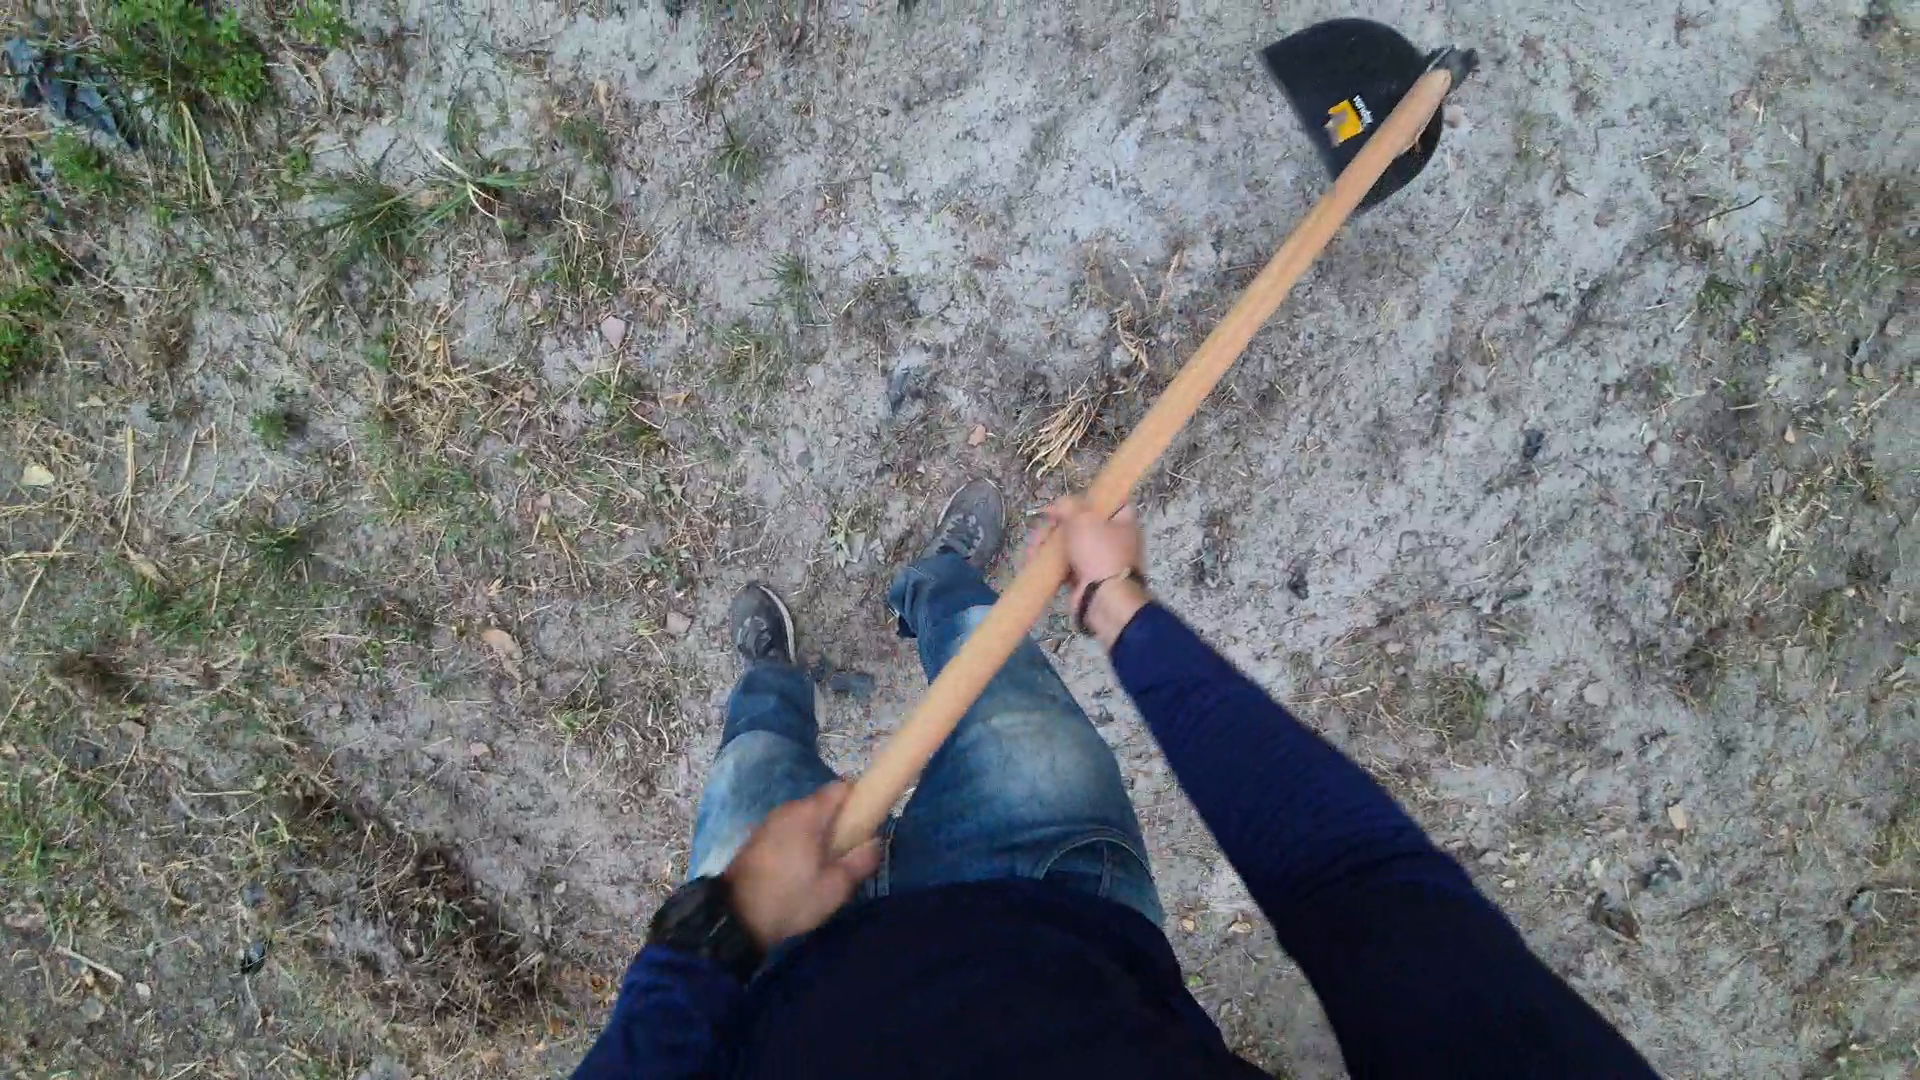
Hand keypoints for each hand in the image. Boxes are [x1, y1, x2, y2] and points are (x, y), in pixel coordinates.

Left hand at [723, 783, 881, 949]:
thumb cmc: (789, 899)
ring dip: (819, 834)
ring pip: (806, 818)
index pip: (843, 787)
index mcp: (809, 813)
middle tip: (849, 852)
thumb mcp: (834, 889)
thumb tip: (876, 841)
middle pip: (825, 803)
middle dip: (841, 822)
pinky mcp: (758, 838)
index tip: (867, 825)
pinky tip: (801, 870)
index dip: (860, 800)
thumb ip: (860, 862)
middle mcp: (789, 809)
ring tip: (825, 865)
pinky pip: (790, 830)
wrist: (733, 920)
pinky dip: (800, 841)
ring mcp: (770, 822)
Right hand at [1041, 496, 1151, 647]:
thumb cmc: (1099, 553)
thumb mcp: (1083, 519)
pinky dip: (1050, 563)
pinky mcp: (1085, 579)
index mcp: (1122, 521)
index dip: (1083, 498)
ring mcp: (1099, 561)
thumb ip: (1068, 505)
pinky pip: (1065, 565)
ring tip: (1032, 550)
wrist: (1105, 600)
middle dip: (1055, 526)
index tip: (1063, 503)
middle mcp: (1114, 539)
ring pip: (1069, 544)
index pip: (1106, 501)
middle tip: (1041, 531)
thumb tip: (1058, 504)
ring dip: (1047, 544)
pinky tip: (1034, 561)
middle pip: (1080, 523)